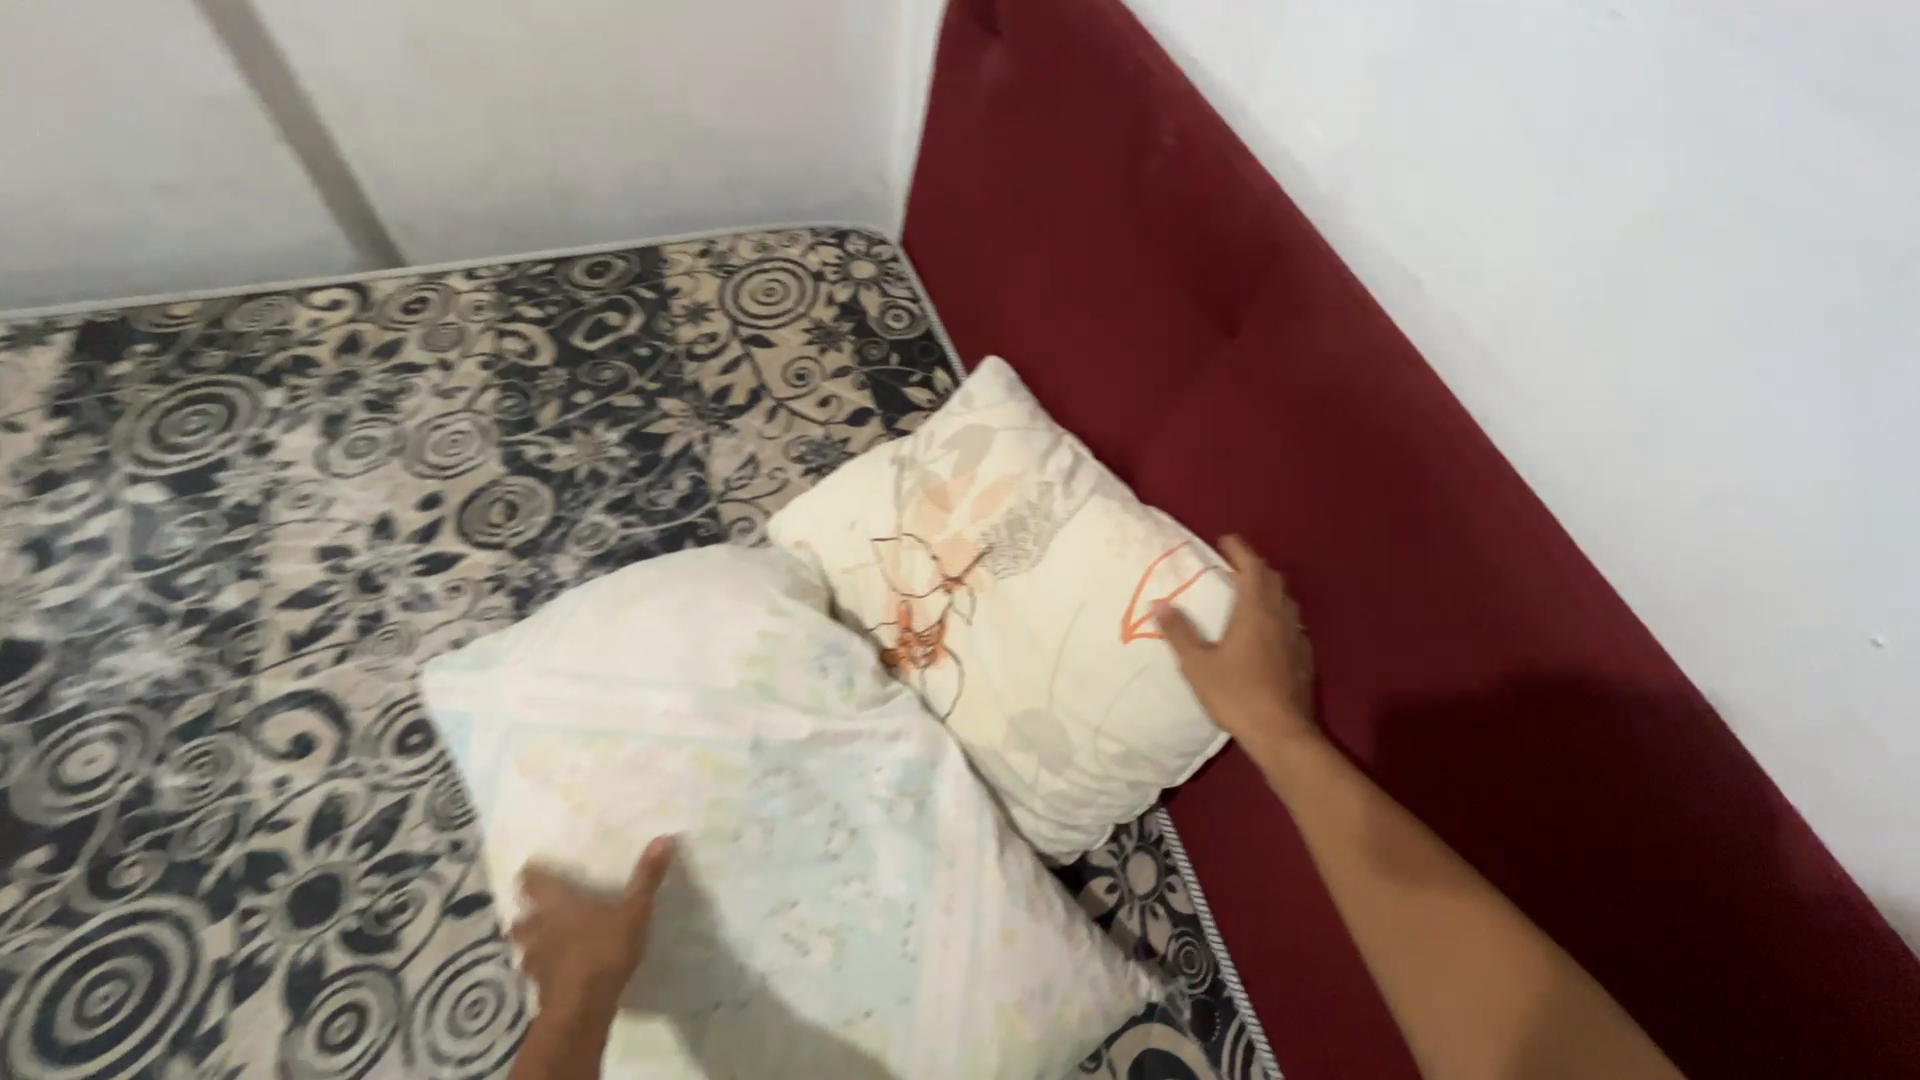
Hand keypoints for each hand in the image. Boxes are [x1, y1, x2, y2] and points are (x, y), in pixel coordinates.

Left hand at [510, 836, 674, 1009]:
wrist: (583, 1007)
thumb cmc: (605, 948)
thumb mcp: (635, 910)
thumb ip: (646, 877)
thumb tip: (663, 838)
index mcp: (557, 904)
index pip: (531, 883)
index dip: (531, 875)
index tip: (534, 869)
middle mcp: (539, 929)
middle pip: (520, 919)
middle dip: (528, 914)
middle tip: (541, 910)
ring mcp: (536, 962)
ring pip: (524, 948)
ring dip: (532, 944)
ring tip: (548, 942)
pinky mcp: (541, 988)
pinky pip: (536, 974)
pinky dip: (544, 970)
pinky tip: (558, 972)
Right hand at [1156, 535, 1317, 755]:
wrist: (1280, 732)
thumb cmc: (1235, 693)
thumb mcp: (1197, 663)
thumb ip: (1179, 631)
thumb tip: (1158, 604)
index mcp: (1255, 611)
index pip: (1252, 568)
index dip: (1240, 551)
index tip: (1226, 540)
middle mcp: (1281, 617)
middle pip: (1273, 580)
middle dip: (1255, 567)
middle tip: (1235, 566)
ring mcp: (1297, 638)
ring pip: (1286, 601)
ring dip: (1270, 590)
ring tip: (1251, 593)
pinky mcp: (1304, 658)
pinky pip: (1292, 623)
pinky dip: (1278, 614)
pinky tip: (1268, 630)